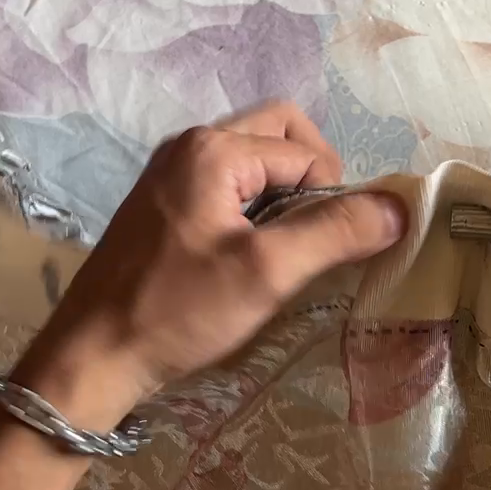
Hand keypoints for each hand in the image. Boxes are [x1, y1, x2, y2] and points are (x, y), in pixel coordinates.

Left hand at [12, 102, 403, 425]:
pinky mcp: (165, 200)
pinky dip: (259, 202)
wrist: (91, 357)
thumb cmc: (179, 310)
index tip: (326, 251)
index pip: (307, 155)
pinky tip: (255, 247)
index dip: (334, 199)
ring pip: (257, 156)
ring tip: (290, 242)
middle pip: (282, 132)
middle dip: (316, 175)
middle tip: (320, 230)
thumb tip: (399, 207)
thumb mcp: (267, 272)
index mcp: (213, 149)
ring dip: (288, 189)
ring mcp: (172, 170)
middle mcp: (190, 144)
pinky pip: (231, 180)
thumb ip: (336, 233)